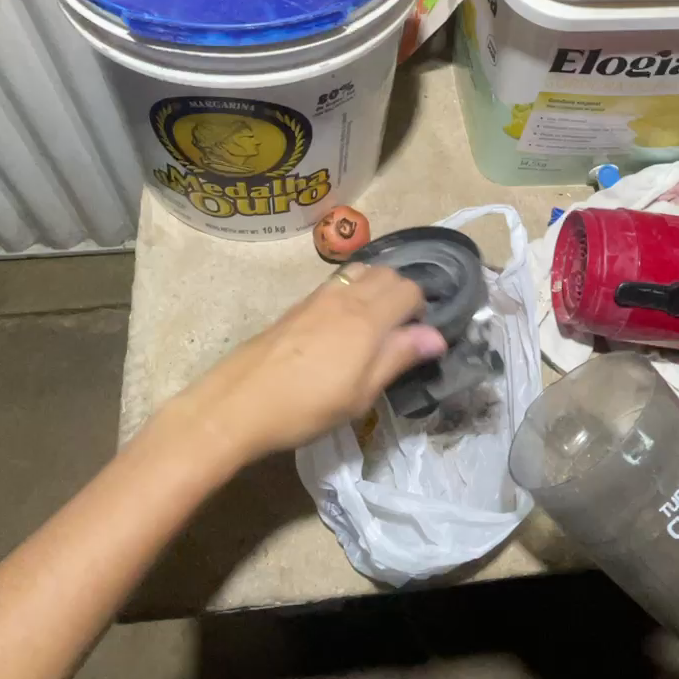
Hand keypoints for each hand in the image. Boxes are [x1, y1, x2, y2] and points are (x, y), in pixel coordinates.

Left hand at [167, 263, 440, 466]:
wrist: (241, 402)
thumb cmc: (307, 406)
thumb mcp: (361, 394)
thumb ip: (398, 357)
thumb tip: (436, 336)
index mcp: (367, 319)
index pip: (409, 290)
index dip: (421, 310)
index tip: (418, 339)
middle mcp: (346, 297)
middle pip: (387, 274)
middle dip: (402, 293)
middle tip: (399, 330)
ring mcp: (319, 296)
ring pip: (362, 271)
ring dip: (376, 287)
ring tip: (373, 323)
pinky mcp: (299, 304)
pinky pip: (338, 282)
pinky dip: (353, 290)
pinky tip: (343, 324)